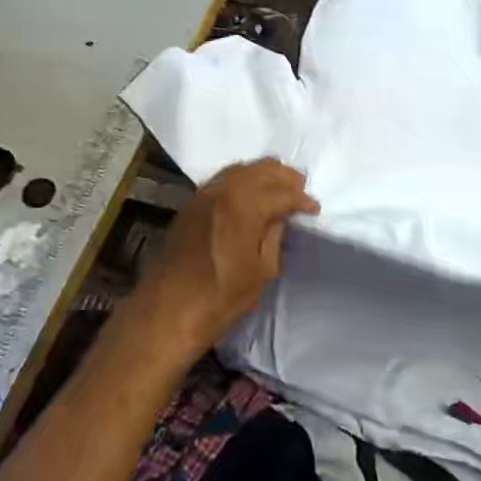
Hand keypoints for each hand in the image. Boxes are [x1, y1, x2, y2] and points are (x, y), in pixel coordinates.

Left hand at [119, 160, 318, 364]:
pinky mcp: (191, 203)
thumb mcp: (261, 271)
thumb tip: (281, 216)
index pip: (282, 192)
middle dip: (285, 177)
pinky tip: (251, 195)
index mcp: (243, 206)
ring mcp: (203, 194)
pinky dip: (242, 180)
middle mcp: (222, 190)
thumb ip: (274, 235)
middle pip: (261, 169)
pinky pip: (223, 179)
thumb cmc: (220, 298)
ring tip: (279, 191)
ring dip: (263, 175)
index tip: (314, 209)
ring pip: (240, 169)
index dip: (302, 200)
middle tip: (301, 191)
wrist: (166, 311)